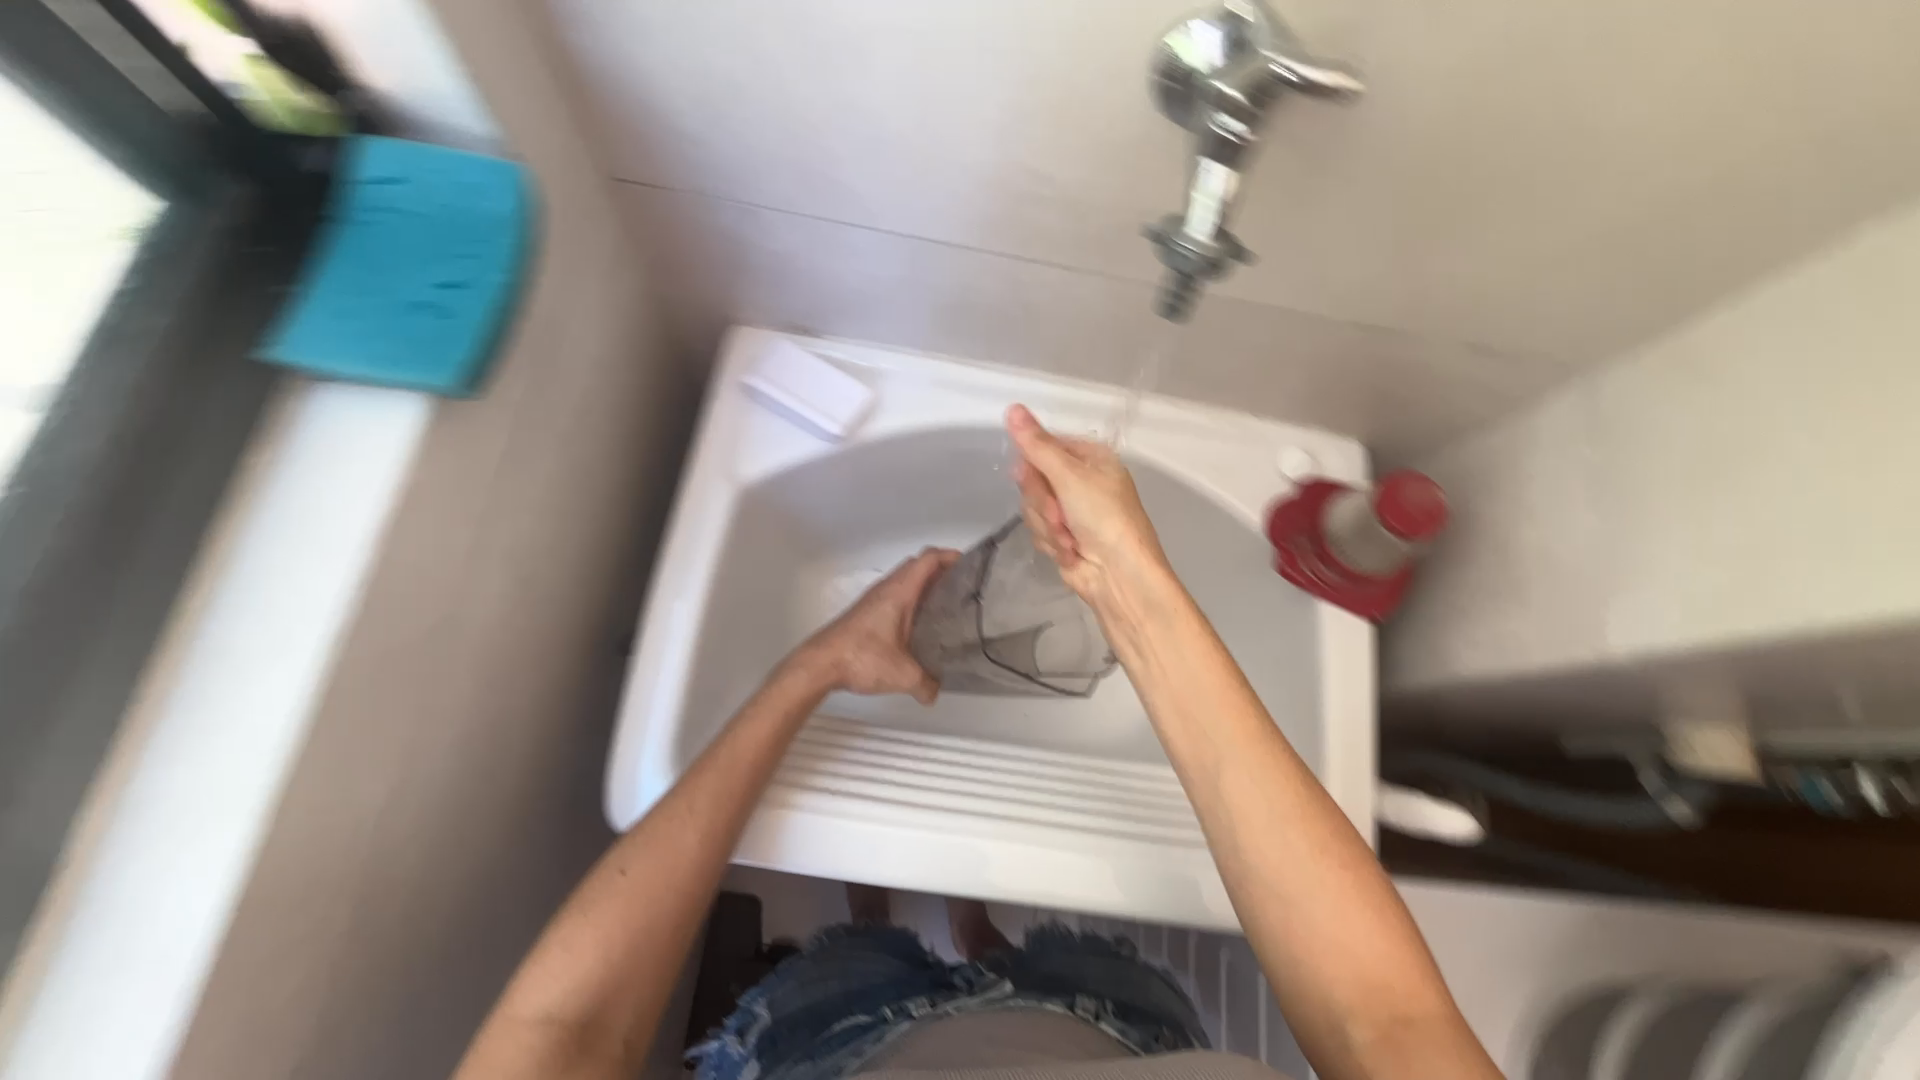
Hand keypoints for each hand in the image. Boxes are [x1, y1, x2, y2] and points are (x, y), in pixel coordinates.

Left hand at [790, 548, 957, 703]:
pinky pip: (895, 595)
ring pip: (905, 581)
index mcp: (899, 592)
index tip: (971, 566)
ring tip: (948, 605)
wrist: (819, 664)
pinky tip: (920, 624)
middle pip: (918, 566)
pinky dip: (912, 600)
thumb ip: (926, 684)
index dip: (951, 556)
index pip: (928, 559)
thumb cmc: (861, 658)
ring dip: (925, 586)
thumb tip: (935, 693)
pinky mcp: (866, 613)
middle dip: (942, 570)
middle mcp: (887, 589)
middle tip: (964, 587)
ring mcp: (874, 600)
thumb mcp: (902, 675)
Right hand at [1005, 404, 1171, 611]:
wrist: (1119, 574)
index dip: (1032, 464)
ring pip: (1033, 509)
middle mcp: (1080, 480)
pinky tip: (1071, 552)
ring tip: (1071, 539)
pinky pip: (1039, 531)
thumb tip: (1012, 408)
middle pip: (1033, 480)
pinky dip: (1052, 543)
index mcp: (1090, 457)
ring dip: (1048, 527)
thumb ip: (1037, 445)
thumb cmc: (1104, 517)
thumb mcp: (1069, 476)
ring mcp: (1071, 510)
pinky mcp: (1063, 536)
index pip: (1044, 446)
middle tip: (1060, 514)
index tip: (1028, 474)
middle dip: (1043, 503)